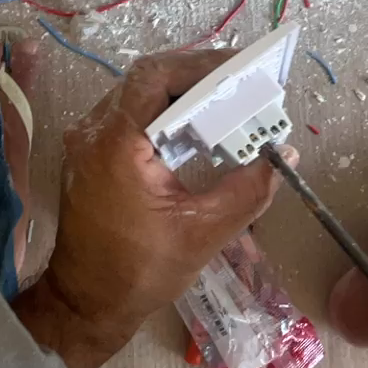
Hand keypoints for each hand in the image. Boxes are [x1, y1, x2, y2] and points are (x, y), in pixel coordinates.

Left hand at [11, 51, 293, 367]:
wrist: (86, 301)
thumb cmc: (141, 270)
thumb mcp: (204, 233)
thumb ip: (247, 190)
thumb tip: (282, 157)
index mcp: (117, 143)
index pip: (155, 77)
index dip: (199, 66)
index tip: (240, 68)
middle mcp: (94, 130)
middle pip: (144, 78)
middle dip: (193, 74)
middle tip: (237, 79)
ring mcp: (85, 139)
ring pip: (134, 93)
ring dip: (176, 90)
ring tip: (221, 96)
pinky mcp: (88, 151)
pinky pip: (126, 113)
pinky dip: (159, 109)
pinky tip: (191, 123)